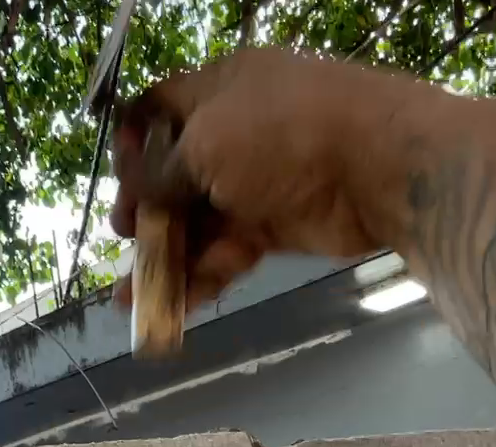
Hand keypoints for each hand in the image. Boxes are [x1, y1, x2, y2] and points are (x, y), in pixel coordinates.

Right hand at [109, 48, 427, 308]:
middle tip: (128, 239)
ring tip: (132, 299)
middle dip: (145, 214)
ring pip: (195, 224)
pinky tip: (174, 306)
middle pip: (171, 177)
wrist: (376, 168)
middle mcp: (230, 135)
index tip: (120, 177)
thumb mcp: (206, 144)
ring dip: (164, 261)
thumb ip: (160, 172)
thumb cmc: (282, 136)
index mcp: (216, 92)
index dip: (132, 143)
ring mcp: (252, 183)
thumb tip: (132, 194)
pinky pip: (223, 251)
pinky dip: (199, 277)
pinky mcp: (269, 225)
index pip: (158, 109)